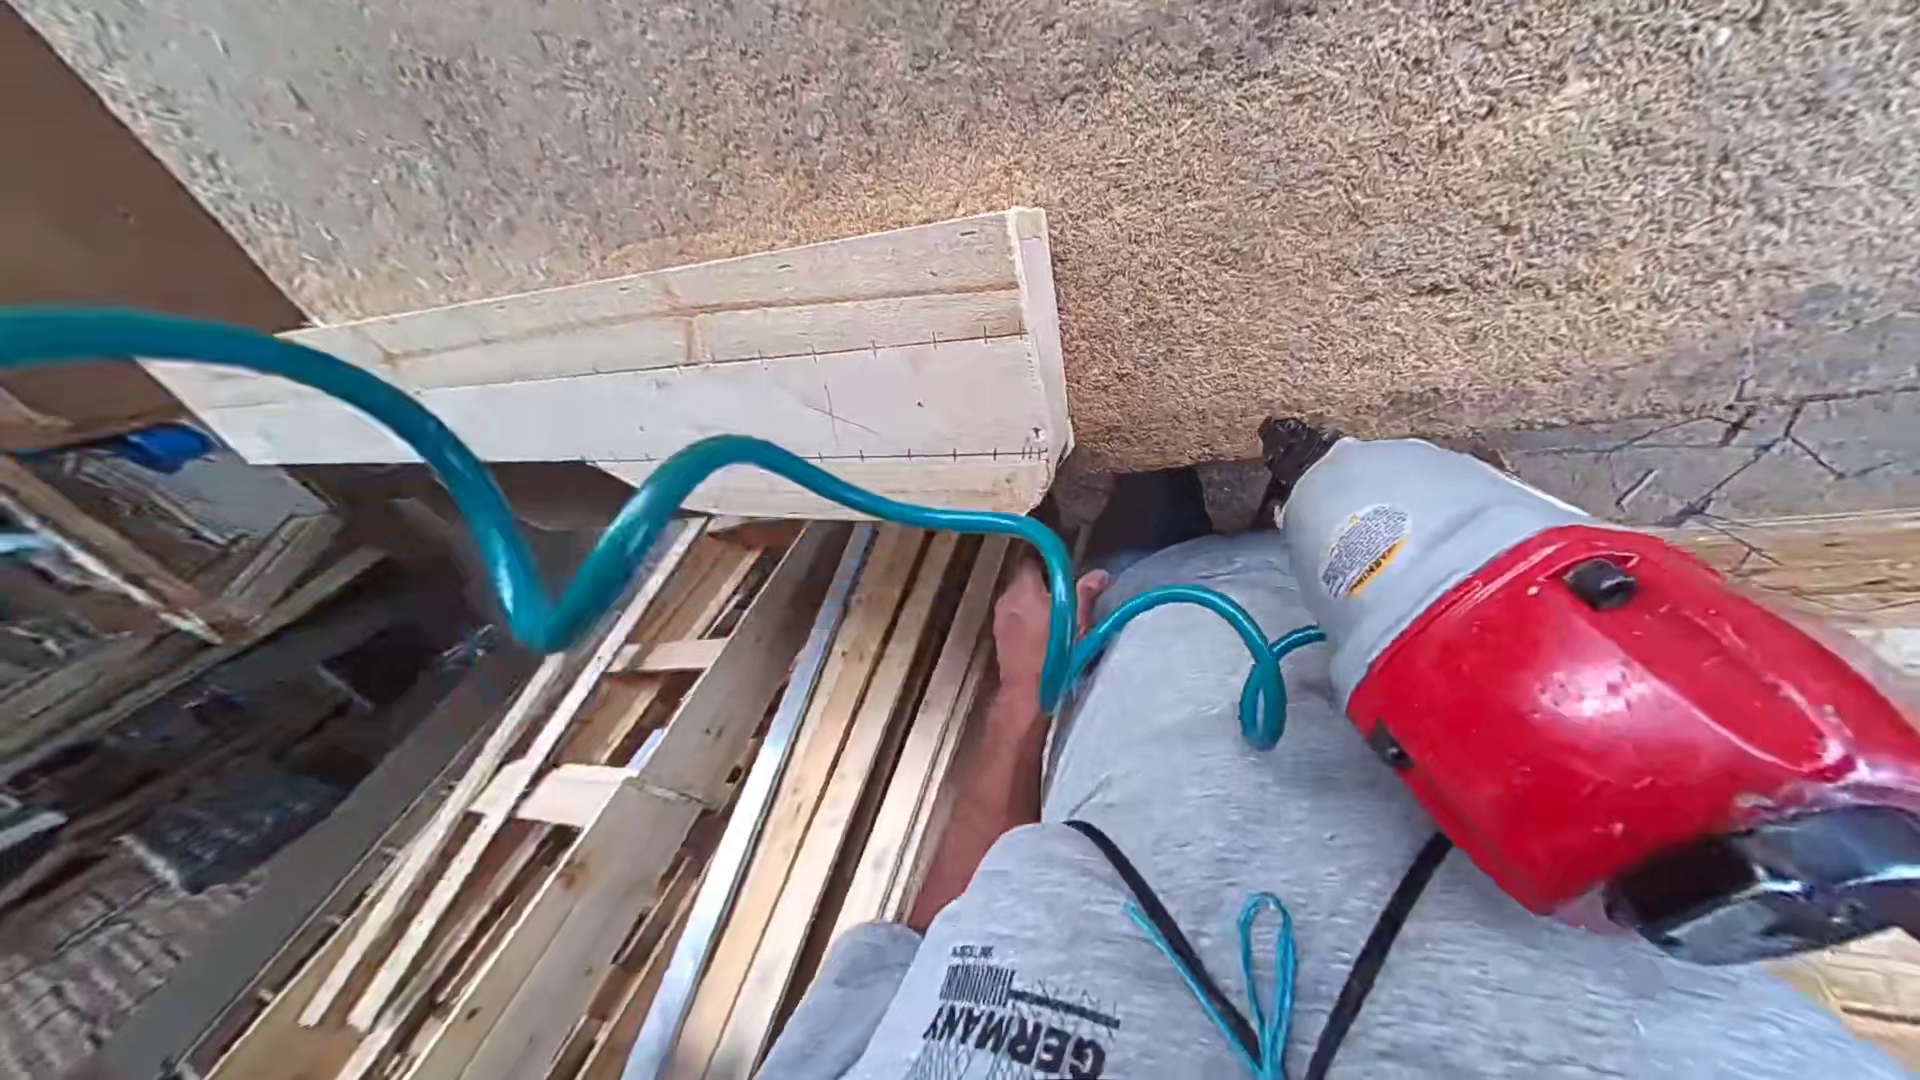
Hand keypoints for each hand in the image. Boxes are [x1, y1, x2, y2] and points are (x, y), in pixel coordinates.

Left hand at [992, 559, 1109, 695]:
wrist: (1028, 689)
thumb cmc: (1053, 656)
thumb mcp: (1078, 624)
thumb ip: (1086, 595)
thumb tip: (1099, 575)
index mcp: (1026, 591)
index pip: (1030, 564)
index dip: (1046, 568)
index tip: (1060, 577)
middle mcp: (1008, 600)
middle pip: (1023, 581)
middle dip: (1041, 588)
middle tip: (1061, 602)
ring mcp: (1000, 617)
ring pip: (1016, 599)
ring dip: (1030, 605)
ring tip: (1051, 621)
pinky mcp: (997, 633)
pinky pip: (1011, 616)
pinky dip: (1022, 620)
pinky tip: (1038, 636)